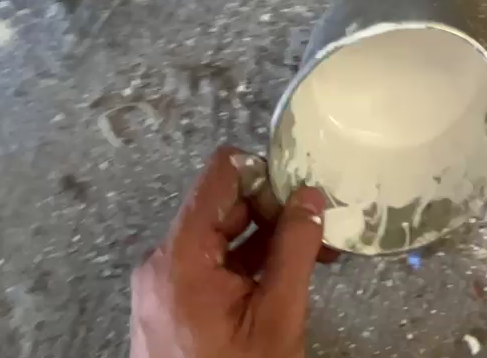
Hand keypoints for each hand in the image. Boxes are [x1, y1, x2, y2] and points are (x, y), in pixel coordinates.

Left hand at [131, 146, 327, 357]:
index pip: (222, 173)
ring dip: (272, 237)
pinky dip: (253, 262)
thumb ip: (295, 246)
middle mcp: (164, 260)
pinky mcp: (172, 304)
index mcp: (180, 255)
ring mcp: (165, 284)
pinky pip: (216, 262)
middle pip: (227, 203)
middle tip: (323, 229)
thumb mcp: (276, 314)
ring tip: (319, 254)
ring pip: (226, 233)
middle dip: (278, 210)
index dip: (266, 172)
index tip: (303, 195)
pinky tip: (291, 274)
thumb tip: (311, 194)